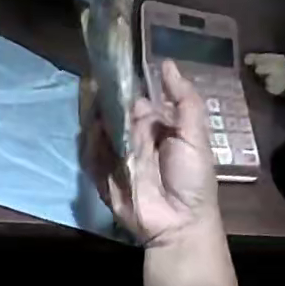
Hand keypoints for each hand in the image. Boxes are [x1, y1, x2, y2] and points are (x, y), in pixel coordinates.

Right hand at [86, 60, 222, 248]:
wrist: (181, 222)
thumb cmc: (193, 179)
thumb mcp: (195, 134)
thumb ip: (184, 99)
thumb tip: (165, 64)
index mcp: (154, 128)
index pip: (134, 101)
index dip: (125, 86)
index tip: (116, 67)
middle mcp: (132, 140)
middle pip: (112, 114)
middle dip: (104, 98)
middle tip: (97, 79)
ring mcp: (115, 159)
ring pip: (98, 132)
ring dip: (94, 116)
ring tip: (91, 100)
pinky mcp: (102, 177)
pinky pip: (91, 157)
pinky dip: (89, 143)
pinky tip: (92, 129)